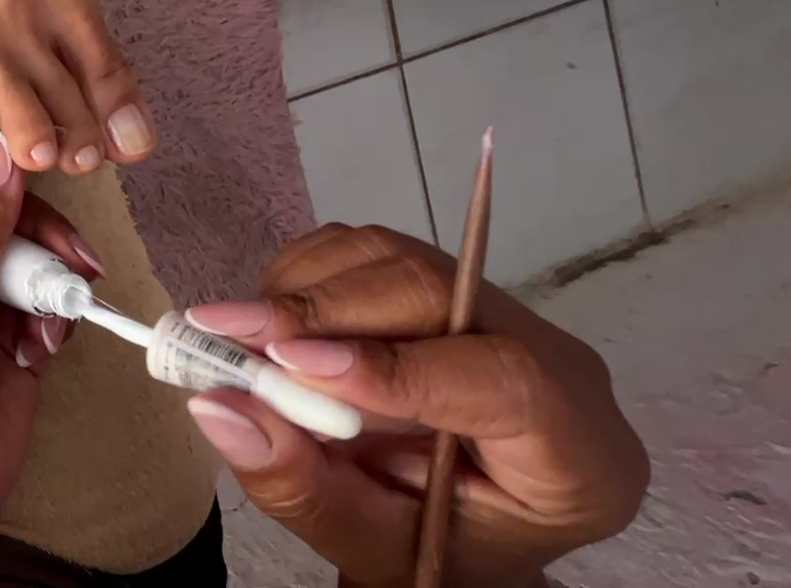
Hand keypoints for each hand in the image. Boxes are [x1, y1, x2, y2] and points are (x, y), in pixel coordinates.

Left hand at [0, 137, 105, 537]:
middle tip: (74, 260)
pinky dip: (57, 318)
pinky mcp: (19, 331)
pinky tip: (45, 349)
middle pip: (7, 210)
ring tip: (56, 317)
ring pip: (36, 254)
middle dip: (43, 232)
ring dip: (54, 281)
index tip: (39, 164)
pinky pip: (51, 300)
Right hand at [183, 225, 648, 587]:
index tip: (285, 363)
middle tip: (226, 332)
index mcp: (576, 453)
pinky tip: (271, 323)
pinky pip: (353, 246)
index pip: (505, 379)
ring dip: (297, 289)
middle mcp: (544, 358)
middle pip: (431, 291)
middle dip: (317, 309)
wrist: (437, 514)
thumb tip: (215, 405)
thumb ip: (299, 485)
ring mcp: (482, 305)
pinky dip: (294, 274)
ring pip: (384, 255)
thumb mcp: (365, 543)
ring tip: (244, 337)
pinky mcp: (426, 276)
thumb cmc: (421, 545)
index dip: (389, 364)